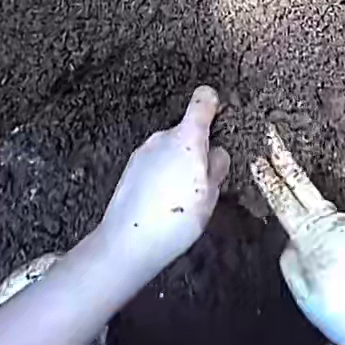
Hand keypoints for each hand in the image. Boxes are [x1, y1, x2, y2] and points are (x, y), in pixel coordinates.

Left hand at [95, 85, 231, 277]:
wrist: (126, 244)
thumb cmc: (174, 219)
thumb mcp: (211, 195)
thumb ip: (217, 167)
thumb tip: (216, 153)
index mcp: (187, 138)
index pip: (202, 100)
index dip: (213, 103)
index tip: (218, 112)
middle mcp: (163, 137)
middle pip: (187, 132)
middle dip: (197, 151)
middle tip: (202, 182)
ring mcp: (144, 152)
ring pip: (171, 150)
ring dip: (179, 166)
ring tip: (180, 200)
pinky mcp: (131, 169)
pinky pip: (156, 164)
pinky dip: (162, 177)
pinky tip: (162, 204)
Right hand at [251, 124, 344, 344]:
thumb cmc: (339, 310)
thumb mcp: (302, 291)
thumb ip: (290, 260)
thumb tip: (290, 240)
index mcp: (308, 234)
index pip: (283, 199)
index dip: (269, 178)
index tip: (257, 157)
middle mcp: (330, 221)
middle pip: (302, 184)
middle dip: (285, 159)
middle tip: (273, 136)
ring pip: (324, 213)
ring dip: (313, 213)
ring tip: (318, 253)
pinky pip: (343, 232)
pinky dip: (336, 242)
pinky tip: (341, 267)